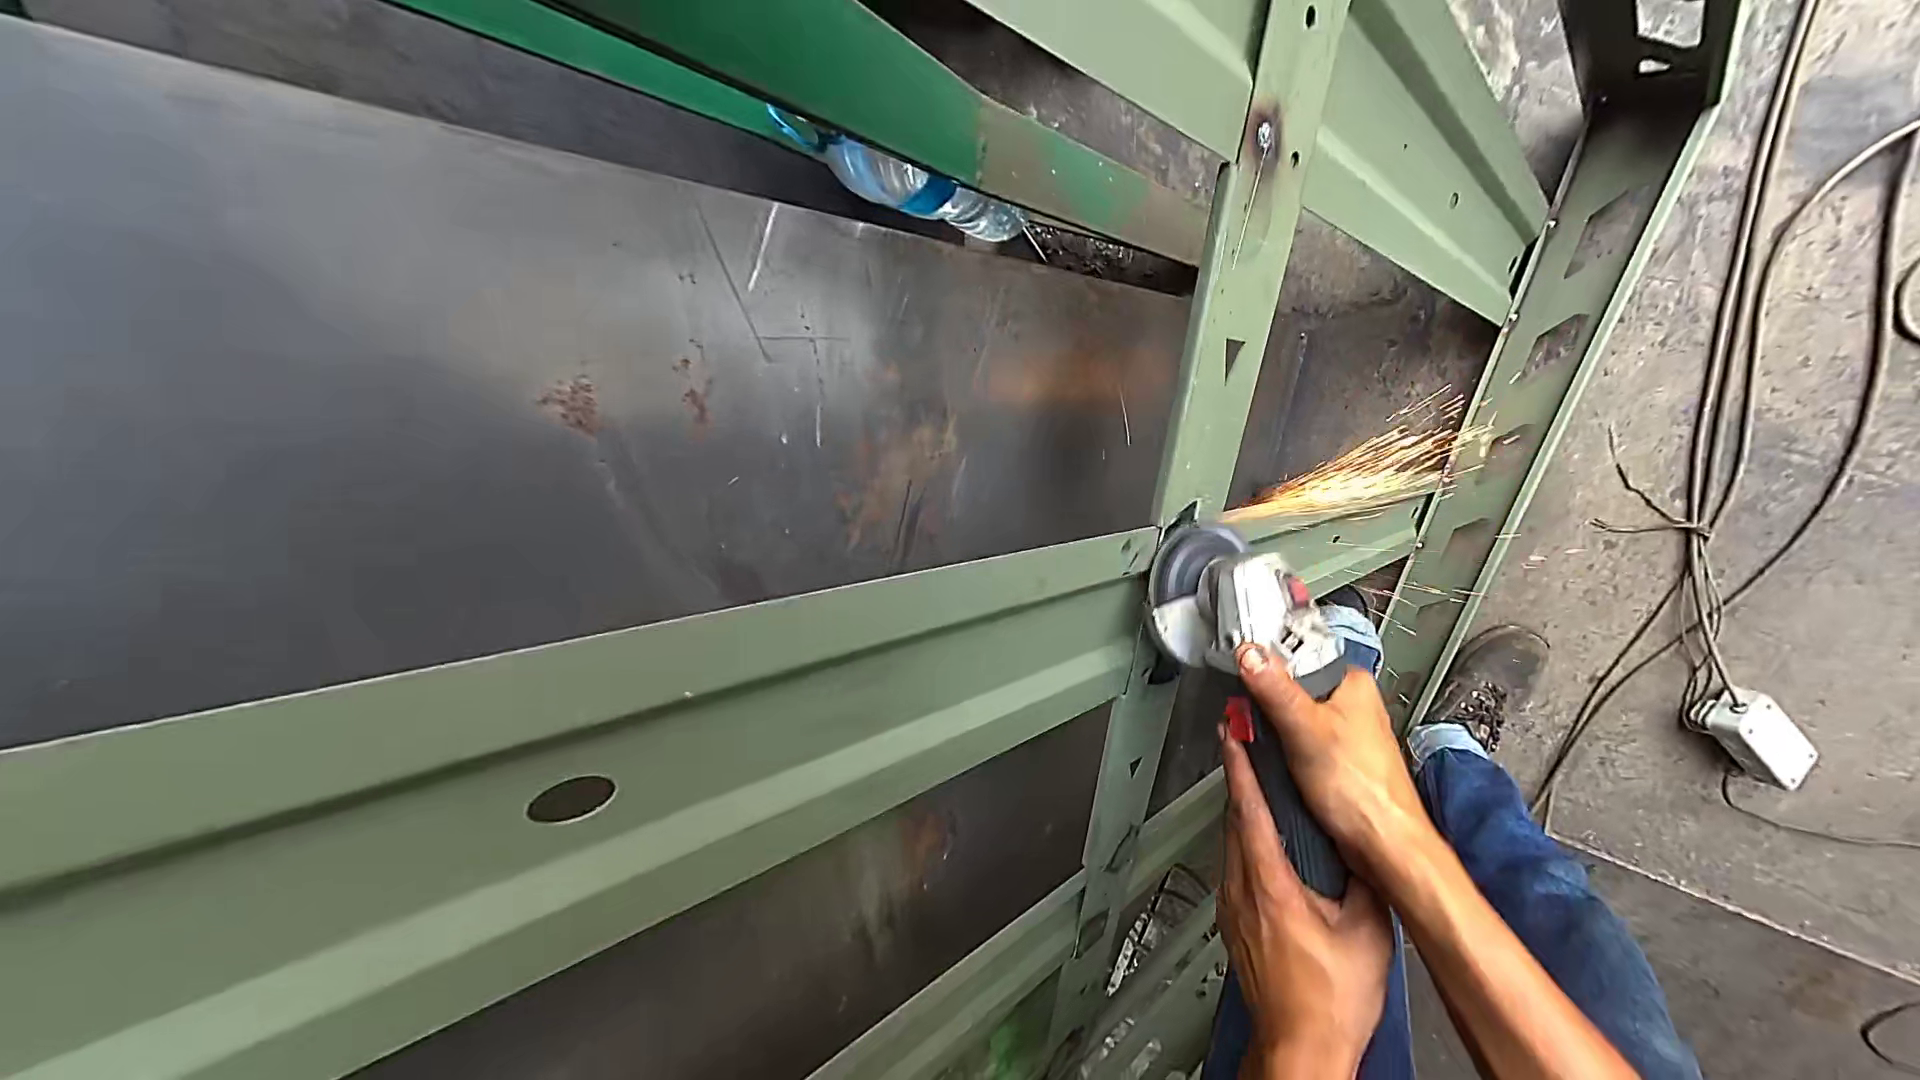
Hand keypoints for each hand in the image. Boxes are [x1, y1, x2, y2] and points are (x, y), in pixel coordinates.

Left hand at [1218, 719, 1392, 1079]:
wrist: (1299, 1046)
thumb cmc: (1331, 1000)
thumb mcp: (1366, 937)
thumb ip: (1365, 886)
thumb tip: (1365, 853)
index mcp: (1269, 883)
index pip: (1248, 810)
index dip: (1239, 768)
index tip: (1231, 737)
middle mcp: (1240, 887)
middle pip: (1232, 818)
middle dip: (1235, 777)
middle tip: (1237, 743)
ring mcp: (1230, 903)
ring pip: (1229, 839)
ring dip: (1237, 806)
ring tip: (1247, 778)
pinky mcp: (1230, 918)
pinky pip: (1231, 863)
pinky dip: (1240, 837)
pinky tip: (1255, 836)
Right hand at [1234, 644, 1430, 877]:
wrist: (1383, 847)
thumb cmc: (1364, 792)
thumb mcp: (1305, 729)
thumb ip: (1275, 689)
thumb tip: (1249, 653)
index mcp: (1349, 684)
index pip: (1295, 652)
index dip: (1262, 660)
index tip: (1238, 669)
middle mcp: (1345, 703)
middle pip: (1286, 683)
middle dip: (1258, 698)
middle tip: (1240, 710)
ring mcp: (1336, 731)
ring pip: (1285, 712)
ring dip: (1263, 723)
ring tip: (1249, 733)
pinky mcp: (1326, 756)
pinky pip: (1289, 737)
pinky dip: (1272, 743)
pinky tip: (1265, 754)